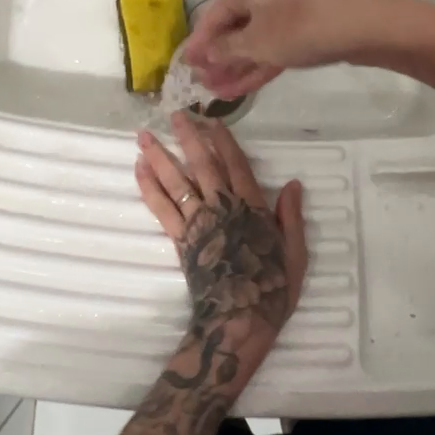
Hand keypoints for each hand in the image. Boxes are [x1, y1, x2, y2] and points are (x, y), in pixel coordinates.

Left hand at [135, 112, 306, 348]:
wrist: (239, 320)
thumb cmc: (272, 288)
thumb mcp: (295, 253)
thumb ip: (291, 217)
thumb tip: (293, 184)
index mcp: (252, 208)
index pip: (236, 165)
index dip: (224, 141)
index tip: (212, 121)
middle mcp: (222, 207)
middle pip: (202, 165)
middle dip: (188, 137)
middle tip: (174, 114)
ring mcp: (198, 222)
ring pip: (176, 181)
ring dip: (159, 155)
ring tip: (143, 135)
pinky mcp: (180, 238)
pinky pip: (161, 206)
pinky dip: (148, 186)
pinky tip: (139, 168)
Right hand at [183, 0, 394, 98]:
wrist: (370, 26)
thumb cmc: (306, 27)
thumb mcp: (260, 42)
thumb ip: (227, 49)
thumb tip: (204, 54)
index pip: (215, 13)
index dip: (200, 43)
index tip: (185, 67)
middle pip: (236, 25)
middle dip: (219, 57)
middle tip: (201, 84)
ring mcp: (292, 7)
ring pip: (257, 38)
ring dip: (238, 64)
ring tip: (218, 92)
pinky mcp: (309, 25)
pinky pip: (277, 43)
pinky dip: (261, 62)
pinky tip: (243, 86)